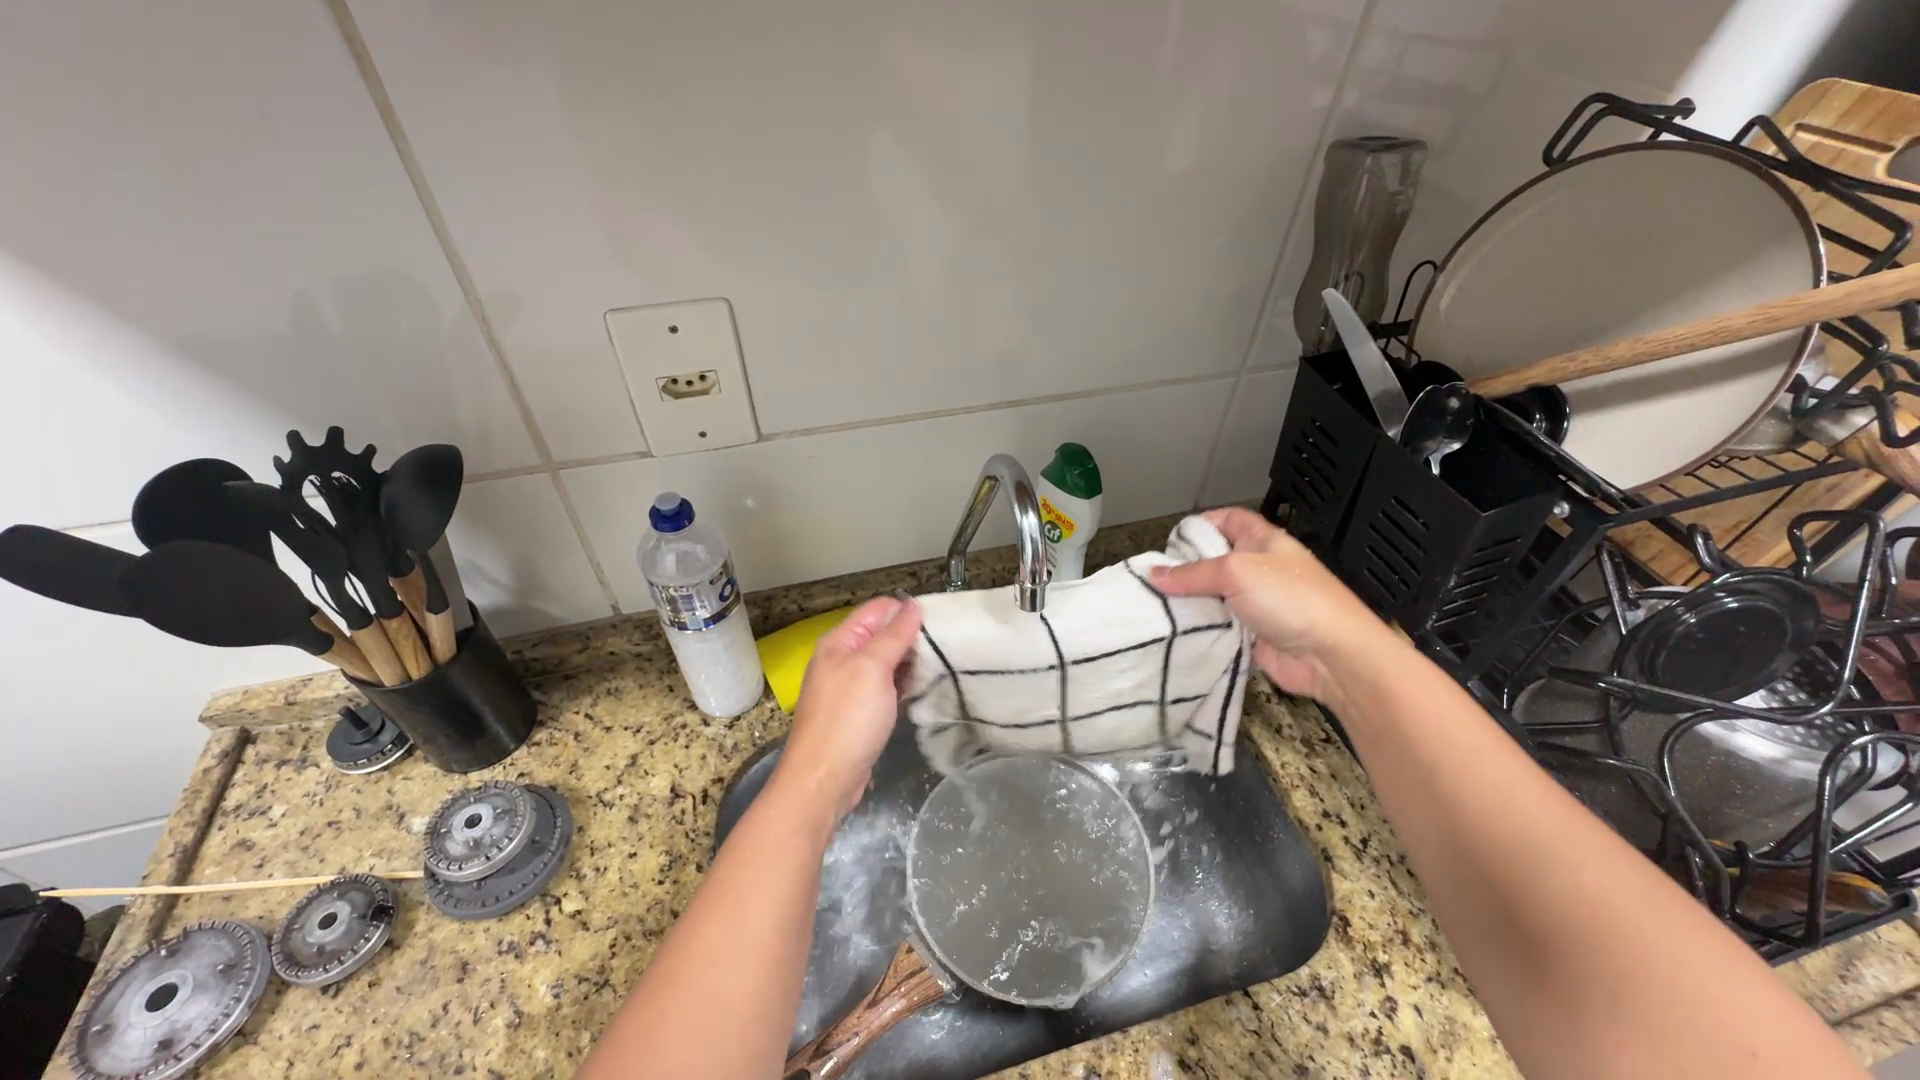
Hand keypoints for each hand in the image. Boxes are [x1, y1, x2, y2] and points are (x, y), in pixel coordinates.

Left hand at [773, 595, 923, 819]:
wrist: (824, 780)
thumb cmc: (847, 720)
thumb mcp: (872, 669)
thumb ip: (894, 635)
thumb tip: (913, 604)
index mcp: (840, 641)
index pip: (878, 610)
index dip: (907, 611)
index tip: (940, 622)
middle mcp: (843, 659)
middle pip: (883, 634)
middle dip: (912, 638)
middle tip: (944, 649)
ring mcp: (851, 686)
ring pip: (888, 662)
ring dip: (910, 664)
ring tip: (938, 670)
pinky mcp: (860, 711)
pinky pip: (886, 687)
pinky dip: (903, 687)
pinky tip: (920, 692)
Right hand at [1151, 507, 1386, 700]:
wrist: (1331, 655)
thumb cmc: (1291, 599)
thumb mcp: (1236, 572)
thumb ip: (1193, 573)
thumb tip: (1155, 574)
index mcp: (1263, 541)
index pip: (1229, 520)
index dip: (1202, 524)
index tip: (1172, 541)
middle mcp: (1260, 568)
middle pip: (1216, 561)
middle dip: (1187, 569)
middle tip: (1156, 579)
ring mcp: (1258, 603)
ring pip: (1215, 597)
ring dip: (1192, 603)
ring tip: (1157, 607)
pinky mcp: (1253, 635)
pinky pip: (1220, 627)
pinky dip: (1202, 630)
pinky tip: (1177, 632)